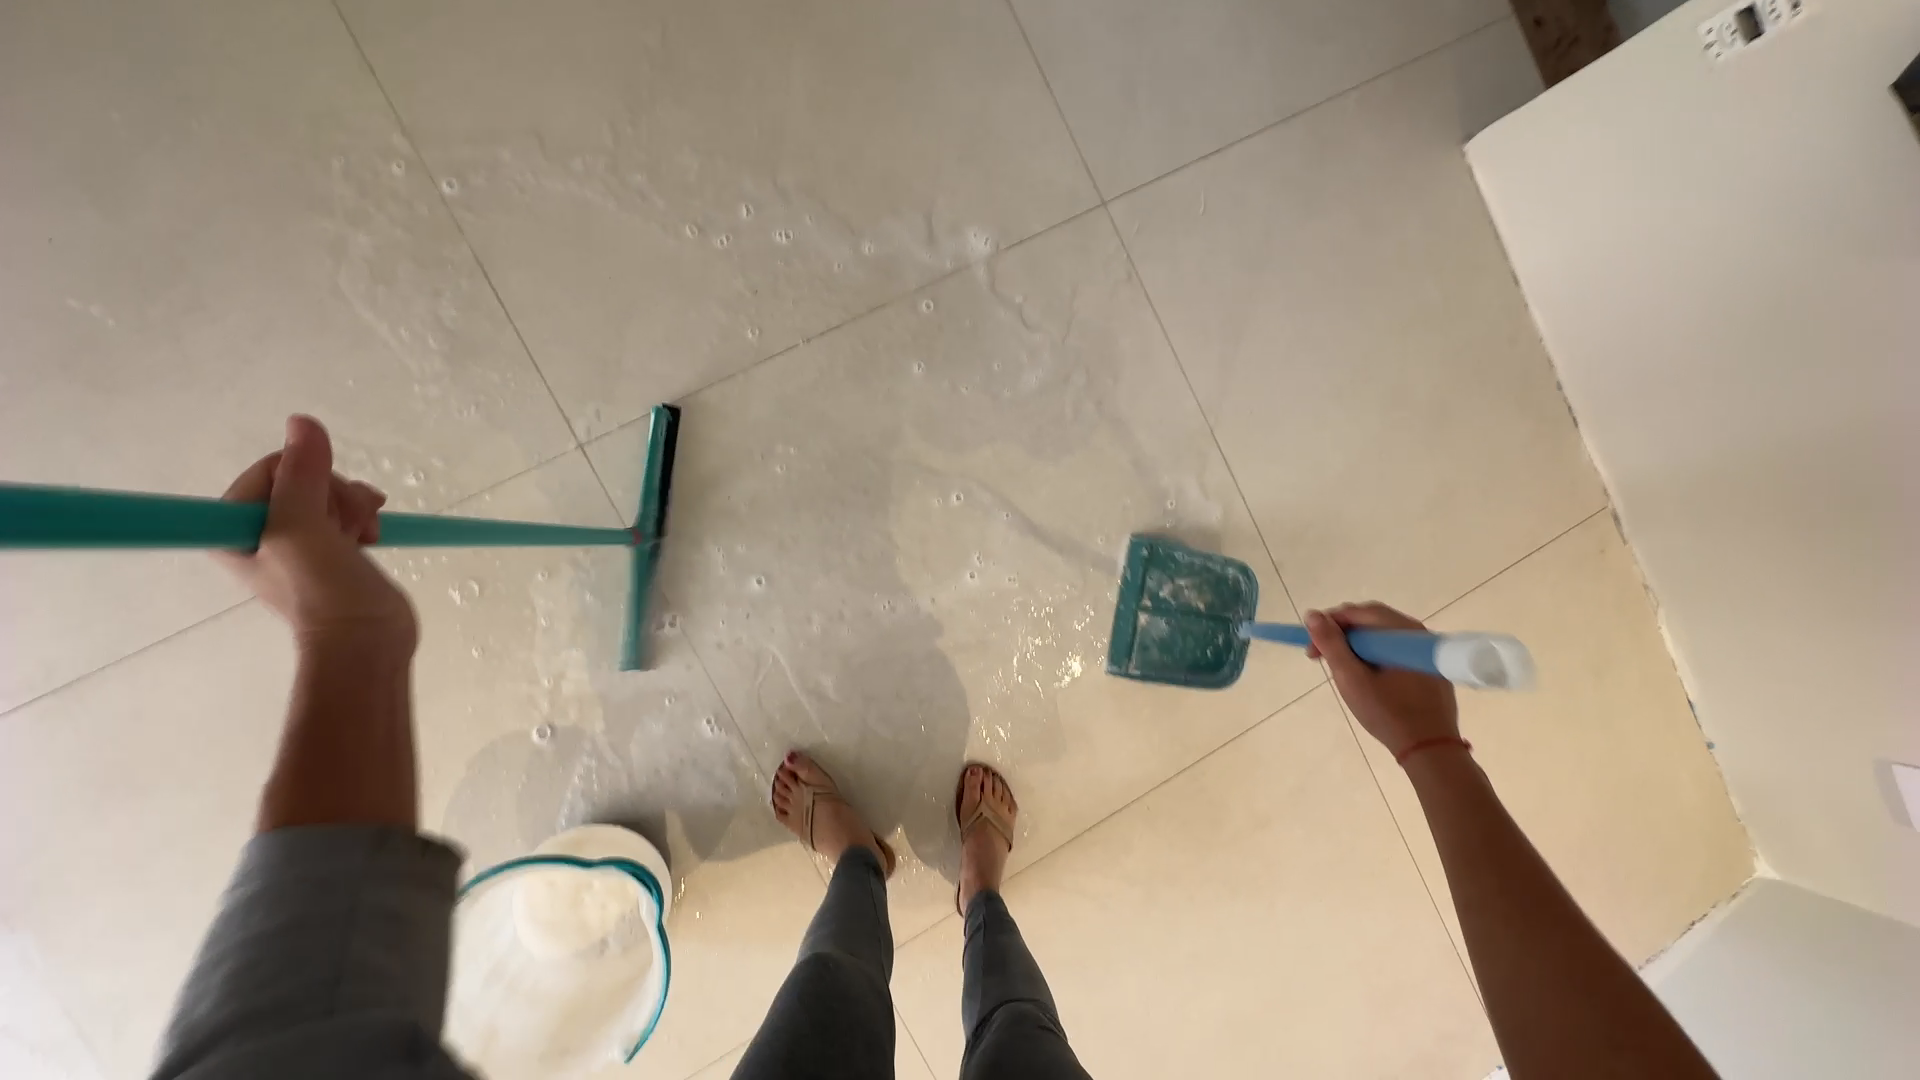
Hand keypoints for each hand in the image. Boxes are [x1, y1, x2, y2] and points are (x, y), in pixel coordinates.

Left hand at [217, 415, 417, 658]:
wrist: (366, 640)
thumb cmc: (324, 589)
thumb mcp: (302, 528)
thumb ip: (301, 475)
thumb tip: (302, 422)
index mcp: (233, 527)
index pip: (272, 470)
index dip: (311, 479)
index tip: (331, 509)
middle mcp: (259, 531)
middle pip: (304, 480)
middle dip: (339, 495)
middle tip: (354, 525)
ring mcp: (298, 542)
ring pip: (330, 495)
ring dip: (355, 506)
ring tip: (367, 532)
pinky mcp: (333, 551)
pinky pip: (345, 512)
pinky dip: (363, 515)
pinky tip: (373, 532)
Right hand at [1305, 602, 1457, 759]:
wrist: (1430, 748)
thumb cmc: (1387, 712)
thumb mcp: (1350, 677)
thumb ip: (1330, 643)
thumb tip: (1312, 615)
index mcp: (1401, 631)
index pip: (1357, 612)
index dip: (1328, 624)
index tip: (1311, 646)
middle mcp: (1418, 633)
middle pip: (1371, 620)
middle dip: (1341, 634)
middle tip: (1320, 655)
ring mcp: (1425, 651)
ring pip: (1382, 636)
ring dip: (1356, 645)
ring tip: (1340, 666)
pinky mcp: (1429, 667)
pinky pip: (1395, 649)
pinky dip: (1374, 655)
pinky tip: (1365, 675)